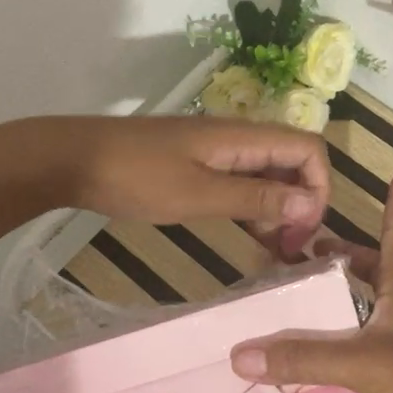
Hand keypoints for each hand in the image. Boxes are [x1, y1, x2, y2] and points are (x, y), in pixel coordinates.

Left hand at [10, 116, 329, 258]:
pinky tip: (252, 240)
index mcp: (242, 138)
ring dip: (280, 212)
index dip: (319, 188)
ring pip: (269, 178)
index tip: (306, 232)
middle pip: (292, 164)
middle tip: (292, 251)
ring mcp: (217, 153)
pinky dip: (255, 211)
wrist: (73, 161)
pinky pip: (243, 186)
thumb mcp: (199, 195)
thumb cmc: (134, 178)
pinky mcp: (199, 167)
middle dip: (303, 205)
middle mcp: (237, 140)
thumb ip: (256, 200)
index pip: (307, 150)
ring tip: (277, 254)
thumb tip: (311, 205)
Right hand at [228, 170, 392, 392]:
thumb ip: (302, 357)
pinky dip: (343, 345)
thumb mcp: (360, 363)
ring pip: (372, 313)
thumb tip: (240, 353)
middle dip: (351, 259)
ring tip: (307, 304)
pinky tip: (319, 358)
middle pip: (380, 274)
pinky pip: (365, 351)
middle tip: (314, 255)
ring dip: (345, 303)